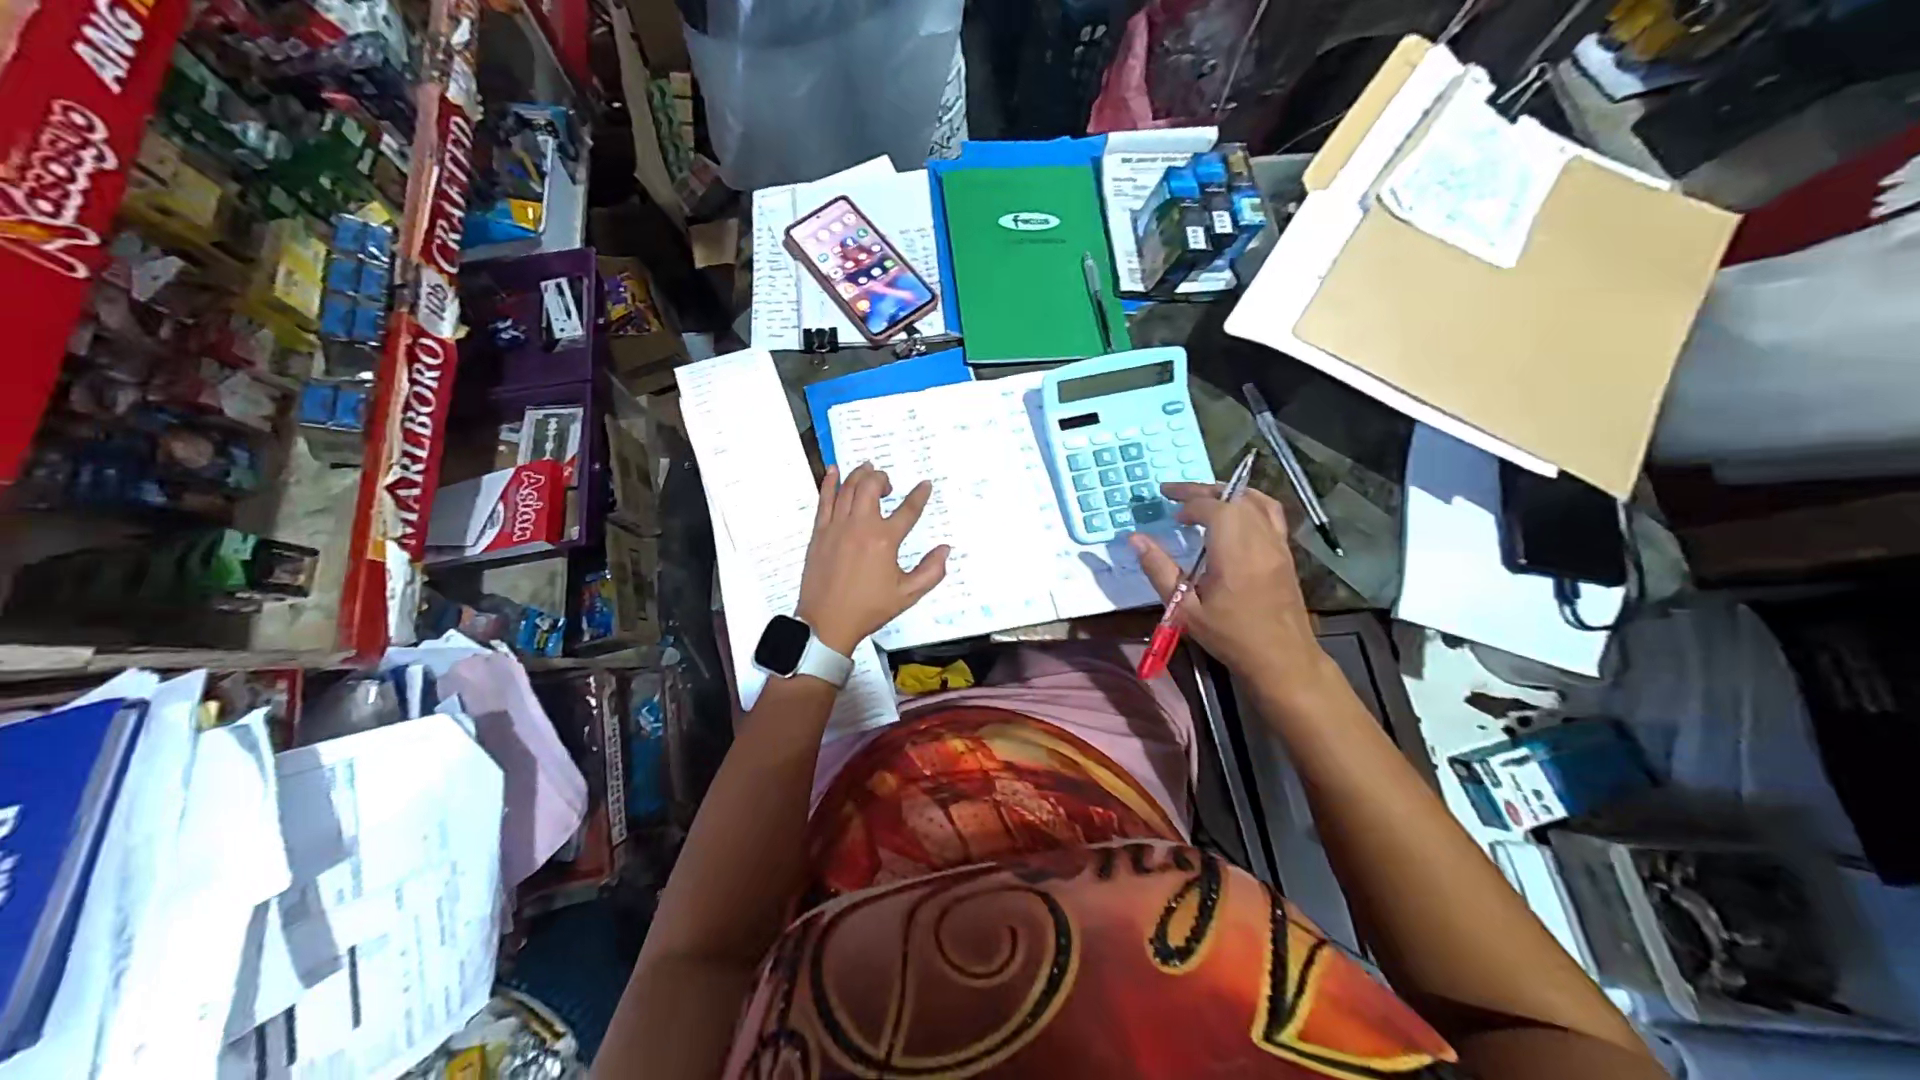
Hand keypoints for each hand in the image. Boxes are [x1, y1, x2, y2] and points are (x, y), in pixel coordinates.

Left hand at [795, 463, 948, 654]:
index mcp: (884, 541)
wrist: (827, 621)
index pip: (908, 510)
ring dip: (860, 474)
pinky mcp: (820, 532)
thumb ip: (931, 571)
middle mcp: (860, 527)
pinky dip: (830, 482)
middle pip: (871, 486)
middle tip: (888, 485)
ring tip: (868, 469)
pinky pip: (824, 499)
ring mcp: (837, 527)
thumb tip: (945, 550)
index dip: (919, 495)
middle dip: (883, 479)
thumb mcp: (907, 595)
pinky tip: (834, 471)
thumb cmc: (868, 609)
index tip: (925, 485)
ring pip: (848, 487)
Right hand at [1130, 482, 1325, 685]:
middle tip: (1176, 495)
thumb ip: (1160, 570)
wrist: (1282, 658)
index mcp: (1235, 552)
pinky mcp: (1285, 552)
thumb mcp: (1185, 610)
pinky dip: (1250, 503)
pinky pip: (1271, 513)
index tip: (1170, 513)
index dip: (1189, 502)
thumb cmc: (1231, 637)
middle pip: (1234, 497)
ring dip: (1227, 493)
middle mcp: (1260, 540)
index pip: (1213, 508)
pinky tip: (1236, 513)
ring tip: (1203, 497)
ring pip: (1255, 501)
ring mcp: (1277, 544)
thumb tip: (1135, 539)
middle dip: (1203, 491)